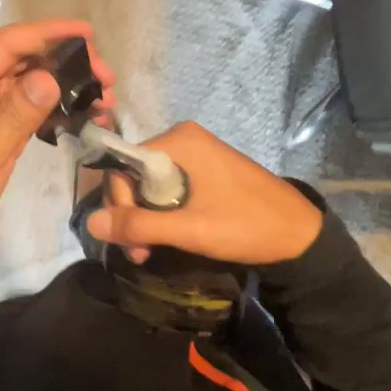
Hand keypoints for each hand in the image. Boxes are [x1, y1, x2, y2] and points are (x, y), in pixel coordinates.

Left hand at [0, 20, 115, 282]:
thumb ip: (16, 114)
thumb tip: (50, 76)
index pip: (9, 44)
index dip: (48, 32)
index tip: (89, 34)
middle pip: (25, 61)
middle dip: (67, 61)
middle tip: (107, 78)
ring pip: (33, 86)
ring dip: (67, 87)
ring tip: (104, 99)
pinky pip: (32, 112)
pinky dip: (58, 112)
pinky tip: (85, 118)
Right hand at [85, 121, 321, 265]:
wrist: (299, 235)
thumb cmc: (245, 226)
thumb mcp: (189, 229)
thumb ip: (139, 225)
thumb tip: (91, 222)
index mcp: (179, 141)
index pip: (124, 166)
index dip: (120, 204)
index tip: (131, 241)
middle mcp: (184, 138)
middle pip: (135, 175)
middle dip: (132, 215)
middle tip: (141, 253)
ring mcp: (197, 152)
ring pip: (150, 184)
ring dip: (146, 218)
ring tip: (152, 251)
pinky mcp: (206, 168)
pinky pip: (169, 186)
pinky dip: (164, 212)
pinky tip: (169, 236)